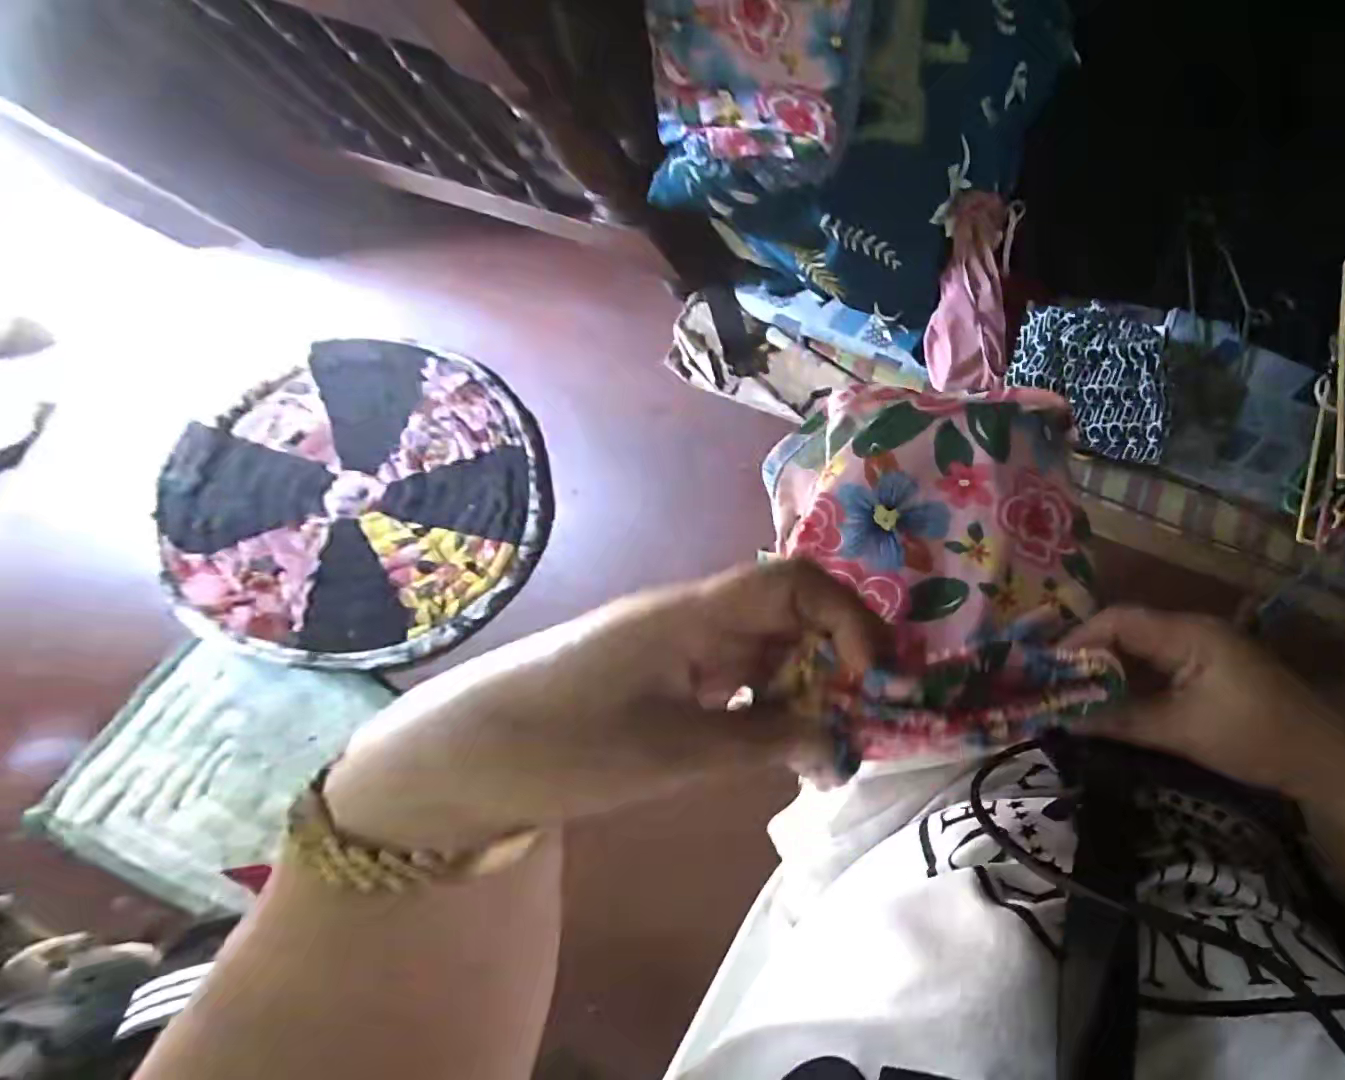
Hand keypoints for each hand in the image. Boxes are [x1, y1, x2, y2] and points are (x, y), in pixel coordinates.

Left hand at [322, 560, 885, 850]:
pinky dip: (781, 709)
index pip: (797, 584)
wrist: (457, 763)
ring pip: (780, 652)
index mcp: (699, 614)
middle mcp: (706, 619)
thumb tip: (840, 749)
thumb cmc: (561, 745)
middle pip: (799, 616)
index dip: (845, 619)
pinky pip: (752, 680)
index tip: (866, 676)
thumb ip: (766, 742)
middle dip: (842, 661)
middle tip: (868, 716)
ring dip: (814, 691)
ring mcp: (694, 648)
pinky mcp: (683, 678)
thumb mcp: (673, 753)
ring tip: (835, 743)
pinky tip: (789, 748)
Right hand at [1062, 606, 1344, 803]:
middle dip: (1088, 653)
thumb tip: (1067, 720)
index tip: (1048, 668)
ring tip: (1073, 690)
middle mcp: (1191, 629)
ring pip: (1139, 647)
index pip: (1120, 621)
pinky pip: (1156, 663)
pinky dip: (1131, 678)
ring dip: (1108, 667)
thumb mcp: (1183, 732)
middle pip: (1126, 629)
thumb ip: (1122, 720)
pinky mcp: (1206, 666)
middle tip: (1053, 681)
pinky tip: (1111, 698)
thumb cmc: (1256, 739)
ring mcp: (1201, 646)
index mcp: (1189, 633)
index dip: (1079, 640)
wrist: (1324, 759)